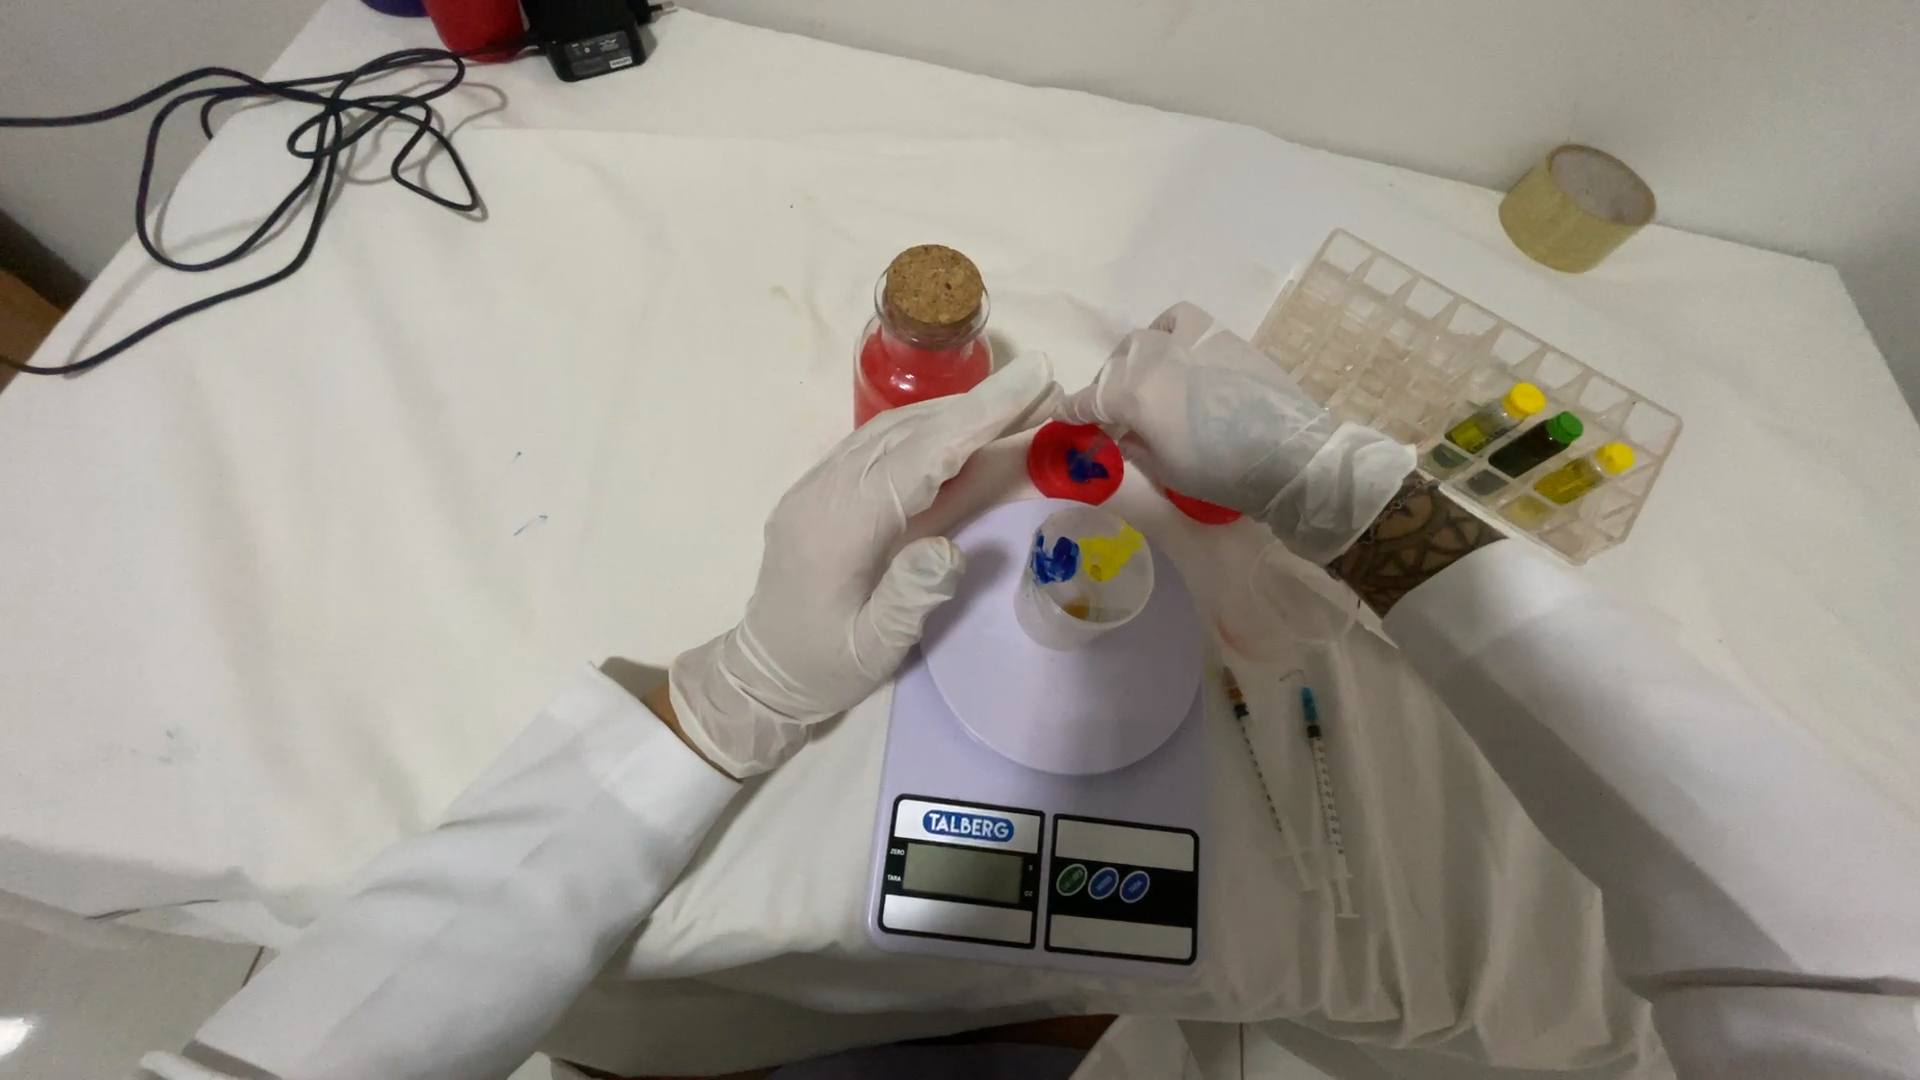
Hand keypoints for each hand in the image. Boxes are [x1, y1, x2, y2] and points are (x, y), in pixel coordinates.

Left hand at [669, 356, 1061, 776]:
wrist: (762, 670)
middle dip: (977, 404)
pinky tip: (960, 427)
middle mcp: (821, 493)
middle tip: (1041, 383)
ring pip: (890, 429)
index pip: (915, 459)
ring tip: (1014, 399)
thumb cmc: (824, 667)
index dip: (976, 419)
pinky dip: (926, 428)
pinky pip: (877, 443)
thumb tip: (955, 549)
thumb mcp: (872, 650)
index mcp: (835, 531)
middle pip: (906, 432)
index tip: (1031, 381)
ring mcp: (816, 485)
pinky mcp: (821, 488)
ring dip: (953, 410)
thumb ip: (910, 597)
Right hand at [1059, 302, 1414, 562]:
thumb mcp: (1164, 469)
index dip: (1072, 411)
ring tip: (1142, 381)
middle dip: (1105, 390)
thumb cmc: (1221, 473)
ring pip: (1140, 341)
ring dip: (1131, 362)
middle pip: (1112, 367)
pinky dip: (1164, 330)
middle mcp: (1152, 359)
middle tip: (1115, 414)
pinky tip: (1170, 349)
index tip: (1064, 416)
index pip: (1088, 400)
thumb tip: (1121, 431)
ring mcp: (1186, 340)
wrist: (1289, 455)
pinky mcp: (1216, 334)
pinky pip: (1177, 319)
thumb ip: (1133, 444)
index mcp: (1132, 396)